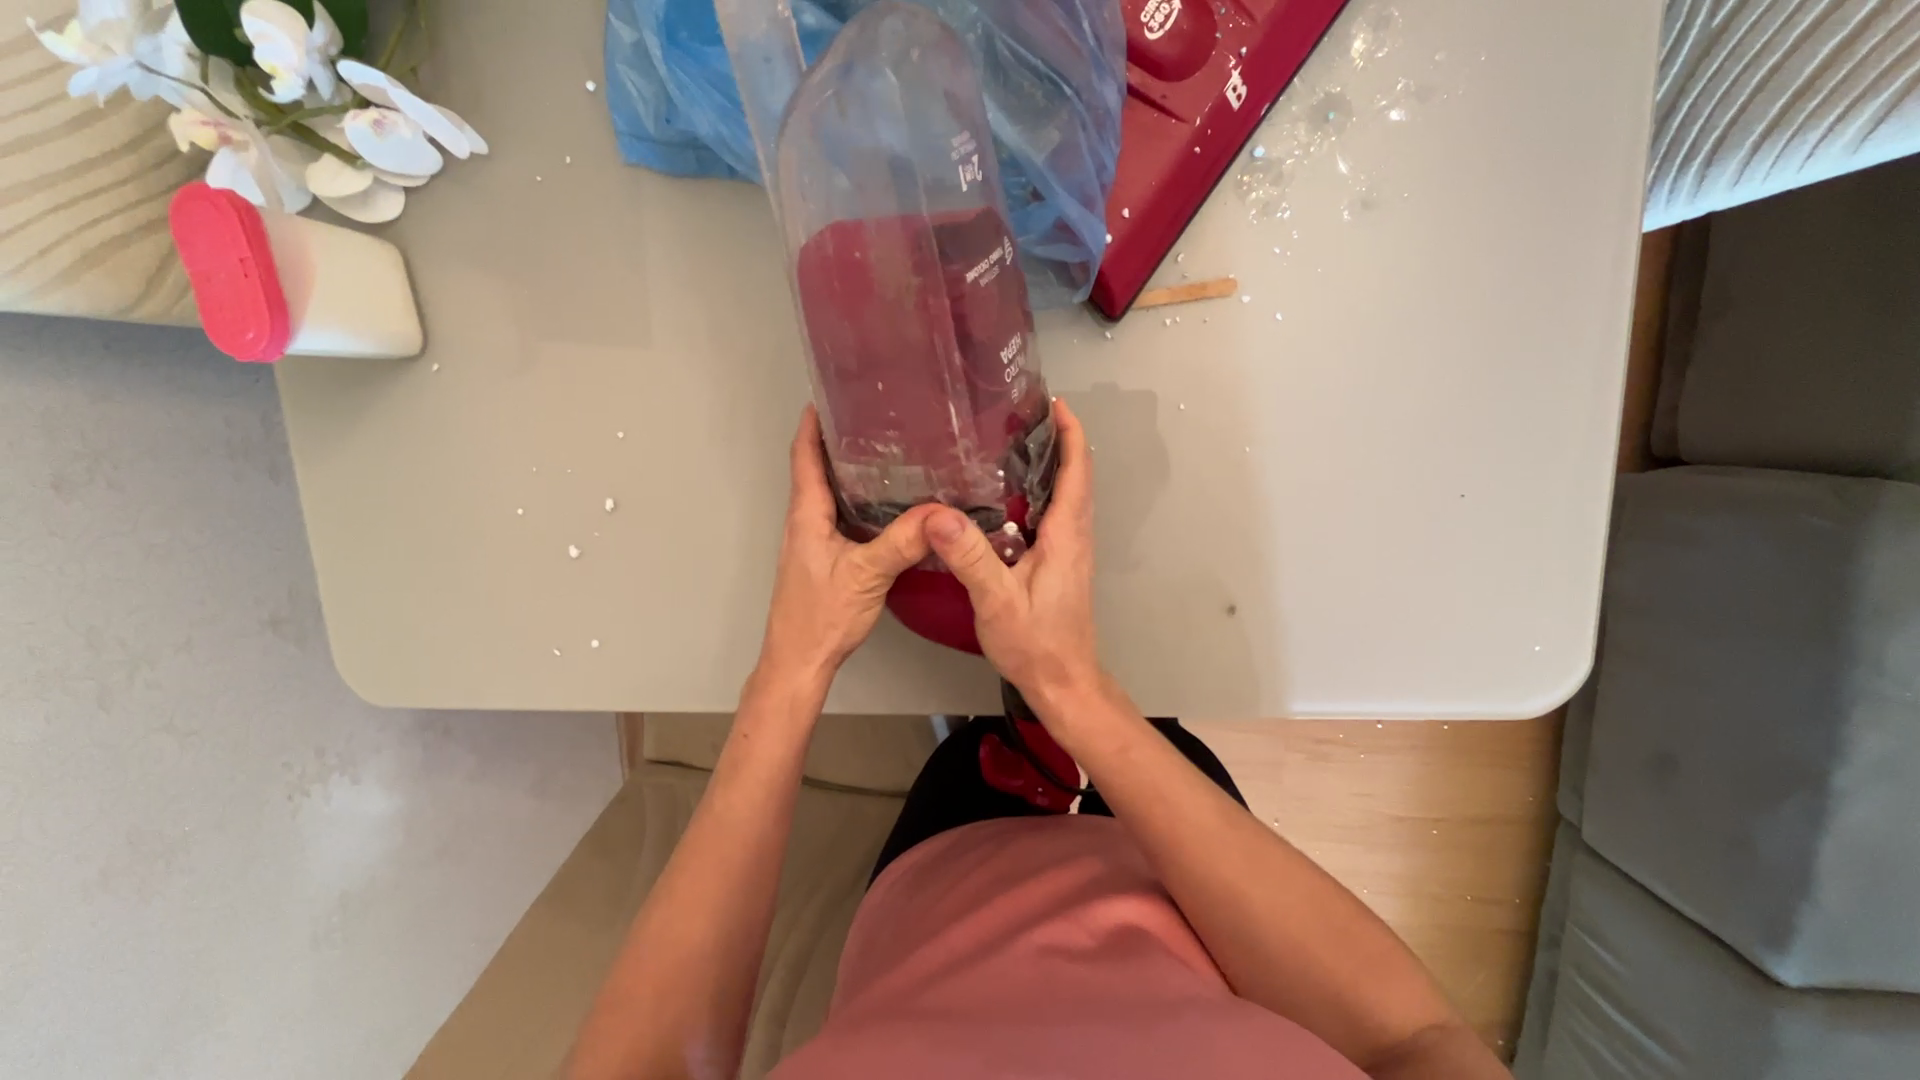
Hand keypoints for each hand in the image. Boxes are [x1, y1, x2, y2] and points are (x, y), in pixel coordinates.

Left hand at [758, 406, 939, 685]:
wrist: (799, 661)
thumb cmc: (821, 617)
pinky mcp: (823, 560)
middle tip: (872, 420)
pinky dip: (858, 504)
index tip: (827, 397)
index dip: (812, 426)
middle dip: (837, 443)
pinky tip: (887, 508)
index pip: (803, 458)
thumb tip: (940, 512)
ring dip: (848, 473)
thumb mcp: (867, 575)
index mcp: (806, 516)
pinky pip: (841, 519)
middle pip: (816, 471)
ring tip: (885, 453)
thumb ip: (903, 542)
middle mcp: (805, 523)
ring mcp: (812, 543)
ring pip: (830, 496)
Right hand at [922, 399, 1102, 711]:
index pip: (1077, 470)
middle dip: (1055, 439)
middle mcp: (1073, 536)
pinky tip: (1002, 497)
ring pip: (1064, 495)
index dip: (1070, 432)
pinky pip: (1052, 515)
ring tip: (1007, 443)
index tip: (1051, 401)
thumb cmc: (1037, 645)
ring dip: (1048, 464)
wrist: (1063, 682)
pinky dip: (1037, 492)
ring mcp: (1068, 551)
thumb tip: (938, 513)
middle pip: (1074, 475)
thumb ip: (971, 558)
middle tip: (1016, 414)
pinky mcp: (1059, 564)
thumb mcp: (997, 601)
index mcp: (1066, 535)